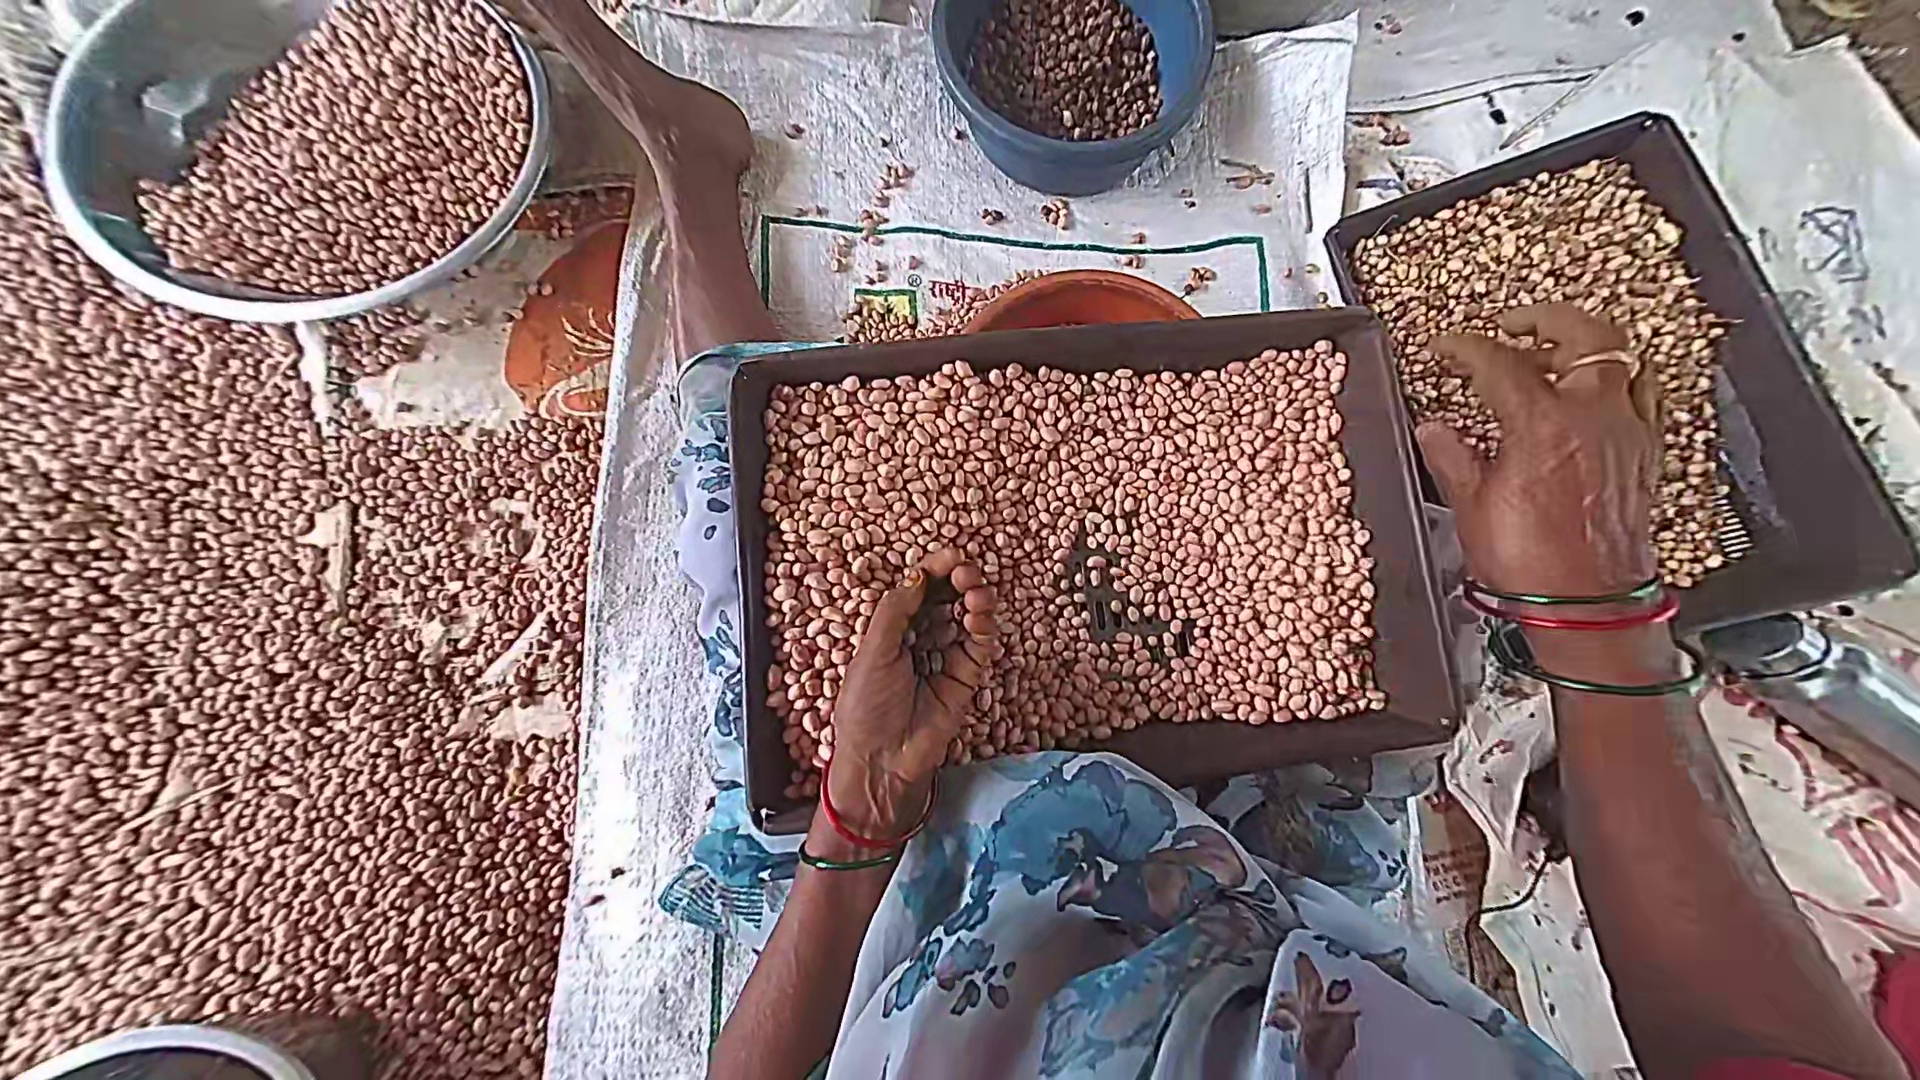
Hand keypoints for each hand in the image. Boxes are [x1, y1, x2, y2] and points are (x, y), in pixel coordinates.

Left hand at [821, 549, 1002, 839]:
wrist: (881, 760)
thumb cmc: (866, 706)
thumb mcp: (872, 651)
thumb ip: (895, 610)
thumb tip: (919, 575)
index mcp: (896, 628)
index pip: (921, 588)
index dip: (936, 569)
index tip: (951, 556)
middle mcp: (923, 637)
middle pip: (948, 597)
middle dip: (959, 578)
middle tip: (965, 571)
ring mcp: (946, 655)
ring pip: (967, 616)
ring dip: (975, 597)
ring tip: (974, 588)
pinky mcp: (965, 676)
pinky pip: (979, 644)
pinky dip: (982, 625)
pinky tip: (977, 614)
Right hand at [1416, 304, 1659, 598]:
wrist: (1586, 597)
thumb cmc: (1527, 556)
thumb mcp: (1470, 503)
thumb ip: (1452, 456)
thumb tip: (1433, 428)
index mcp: (1544, 427)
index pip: (1502, 365)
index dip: (1466, 348)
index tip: (1444, 344)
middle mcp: (1595, 418)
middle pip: (1585, 337)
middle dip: (1545, 318)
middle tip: (1511, 322)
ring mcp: (1628, 431)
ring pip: (1621, 359)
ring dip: (1582, 345)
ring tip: (1546, 352)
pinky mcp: (1645, 451)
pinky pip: (1640, 393)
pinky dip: (1612, 378)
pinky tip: (1586, 392)